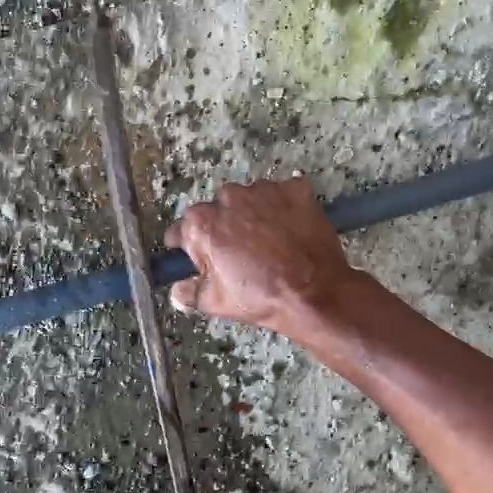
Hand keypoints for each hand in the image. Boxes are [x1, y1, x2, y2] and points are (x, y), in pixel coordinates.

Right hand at [164, 177, 359, 337]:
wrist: (315, 292)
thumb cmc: (261, 297)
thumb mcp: (214, 303)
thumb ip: (188, 292)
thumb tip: (177, 291)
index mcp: (202, 223)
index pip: (182, 229)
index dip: (188, 245)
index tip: (197, 255)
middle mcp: (228, 198)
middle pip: (217, 210)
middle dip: (224, 228)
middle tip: (239, 254)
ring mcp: (263, 191)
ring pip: (249, 200)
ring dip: (253, 215)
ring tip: (268, 243)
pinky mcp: (294, 190)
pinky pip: (281, 195)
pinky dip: (282, 209)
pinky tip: (289, 231)